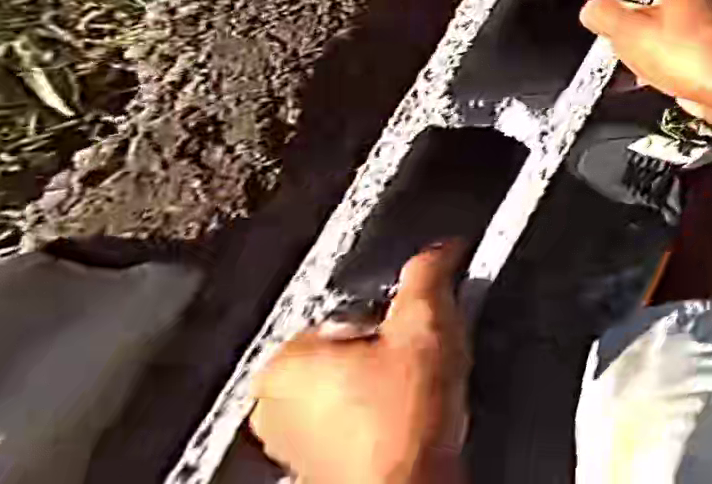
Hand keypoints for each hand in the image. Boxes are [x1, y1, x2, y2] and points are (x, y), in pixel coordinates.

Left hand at [251, 244, 469, 483]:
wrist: (407, 483)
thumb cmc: (403, 416)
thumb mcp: (427, 319)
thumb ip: (428, 272)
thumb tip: (438, 250)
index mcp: (285, 362)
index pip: (356, 304)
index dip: (401, 307)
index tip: (426, 316)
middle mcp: (272, 402)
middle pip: (357, 340)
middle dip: (398, 338)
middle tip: (429, 346)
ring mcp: (291, 438)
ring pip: (361, 374)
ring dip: (396, 368)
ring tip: (426, 378)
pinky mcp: (317, 460)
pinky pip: (359, 408)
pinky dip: (387, 401)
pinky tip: (414, 406)